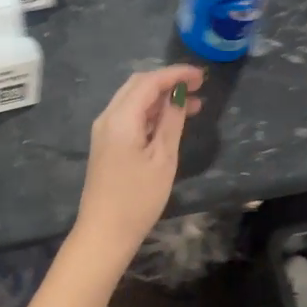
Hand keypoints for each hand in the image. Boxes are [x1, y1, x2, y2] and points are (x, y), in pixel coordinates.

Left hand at [73, 66, 205, 262]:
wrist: (104, 232)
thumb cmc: (138, 198)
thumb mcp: (163, 159)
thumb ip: (171, 123)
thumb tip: (180, 97)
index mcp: (121, 118)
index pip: (149, 82)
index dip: (176, 74)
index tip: (201, 76)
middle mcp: (108, 117)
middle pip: (138, 85)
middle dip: (168, 82)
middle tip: (198, 87)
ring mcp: (104, 130)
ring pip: (133, 100)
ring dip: (161, 98)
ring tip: (194, 104)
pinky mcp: (106, 143)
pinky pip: (129, 116)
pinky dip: (151, 112)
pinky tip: (171, 121)